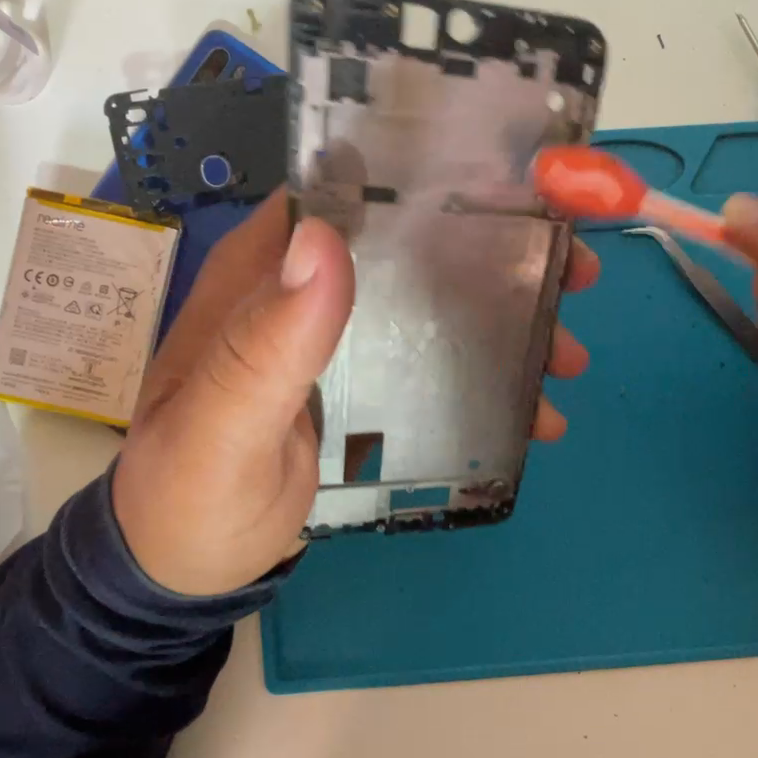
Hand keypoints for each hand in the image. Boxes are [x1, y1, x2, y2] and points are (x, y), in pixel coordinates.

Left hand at [112, 193, 599, 594]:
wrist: (184, 571)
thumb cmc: (189, 500)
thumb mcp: (222, 430)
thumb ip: (266, 345)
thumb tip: (324, 236)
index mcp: (265, 275)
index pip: (348, 194)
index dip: (430, 186)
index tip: (517, 196)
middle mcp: (307, 294)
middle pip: (416, 250)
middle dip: (500, 260)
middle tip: (573, 281)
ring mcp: (341, 344)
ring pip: (439, 309)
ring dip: (508, 325)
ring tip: (566, 360)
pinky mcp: (365, 391)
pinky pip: (436, 367)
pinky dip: (488, 382)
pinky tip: (534, 414)